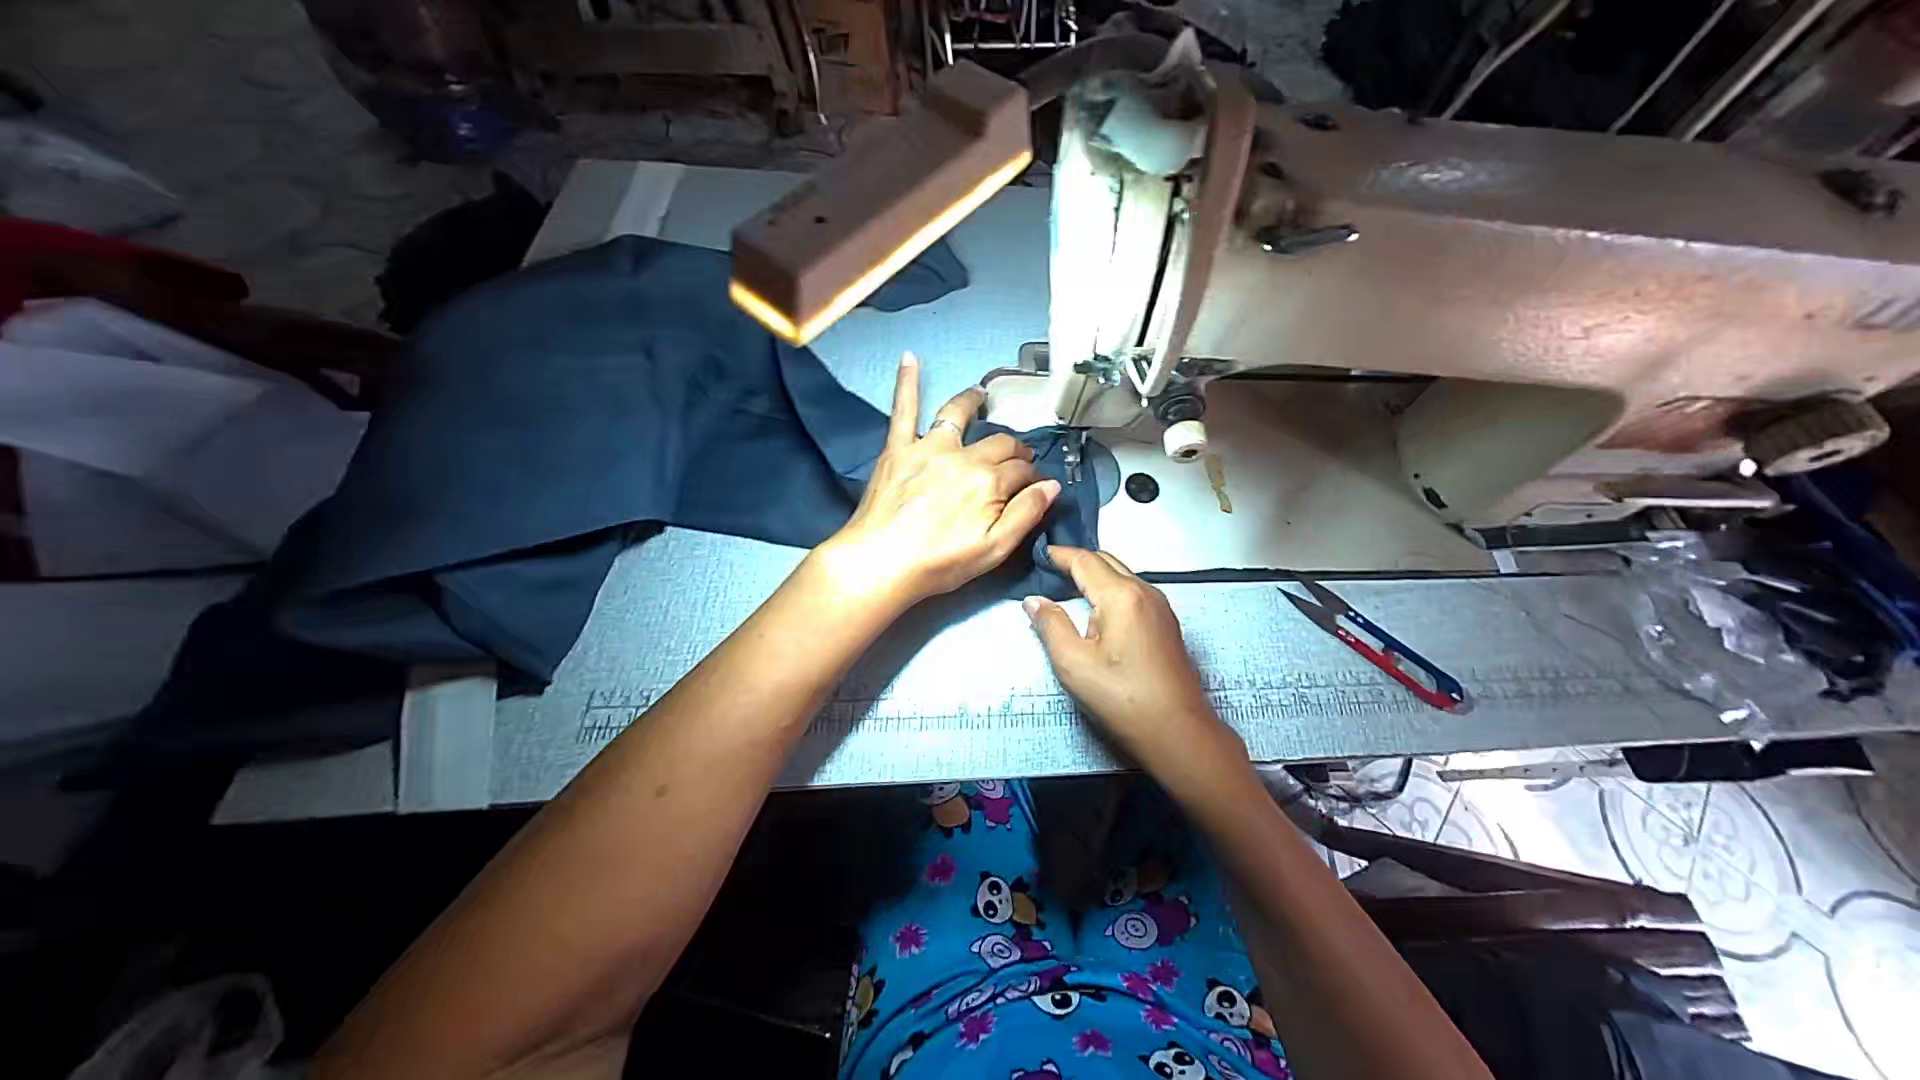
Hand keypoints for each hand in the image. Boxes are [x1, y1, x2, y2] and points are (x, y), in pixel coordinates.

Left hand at [813, 353, 1059, 609]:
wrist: (880, 563)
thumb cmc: (938, 563)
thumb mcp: (994, 549)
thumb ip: (1026, 514)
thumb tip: (1051, 486)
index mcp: (989, 481)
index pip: (1021, 471)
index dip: (1032, 477)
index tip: (1033, 485)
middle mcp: (962, 456)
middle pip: (997, 443)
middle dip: (1013, 449)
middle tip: (1017, 456)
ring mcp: (928, 448)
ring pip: (957, 414)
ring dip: (972, 402)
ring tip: (981, 396)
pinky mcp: (897, 449)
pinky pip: (904, 410)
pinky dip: (906, 383)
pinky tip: (909, 358)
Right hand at [1023, 546, 1248, 792]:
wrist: (1178, 733)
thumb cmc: (1123, 699)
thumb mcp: (1074, 664)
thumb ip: (1050, 625)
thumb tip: (1034, 601)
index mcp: (1122, 596)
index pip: (1085, 561)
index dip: (1059, 555)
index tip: (1038, 554)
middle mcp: (1146, 592)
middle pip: (1106, 561)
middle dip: (1077, 561)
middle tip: (1049, 569)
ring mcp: (1161, 607)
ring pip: (1122, 575)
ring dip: (1096, 574)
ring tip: (1068, 586)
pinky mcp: (1166, 624)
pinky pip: (1134, 592)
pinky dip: (1111, 589)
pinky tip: (1097, 609)